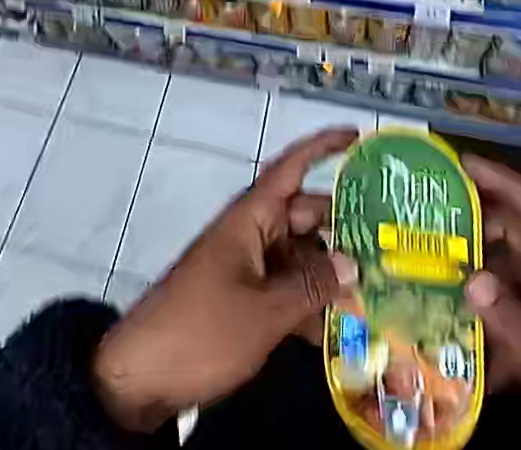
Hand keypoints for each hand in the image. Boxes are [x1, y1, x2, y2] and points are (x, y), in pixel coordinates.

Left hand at [93, 127, 358, 432]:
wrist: (134, 383)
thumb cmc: (200, 331)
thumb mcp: (265, 312)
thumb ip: (313, 286)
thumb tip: (353, 264)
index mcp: (251, 219)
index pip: (291, 168)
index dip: (323, 147)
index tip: (357, 137)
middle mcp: (252, 233)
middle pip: (305, 216)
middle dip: (343, 229)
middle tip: (386, 243)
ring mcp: (246, 266)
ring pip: (299, 256)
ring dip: (328, 273)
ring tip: (370, 292)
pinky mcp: (241, 298)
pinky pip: (284, 286)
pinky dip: (307, 301)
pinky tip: (334, 328)